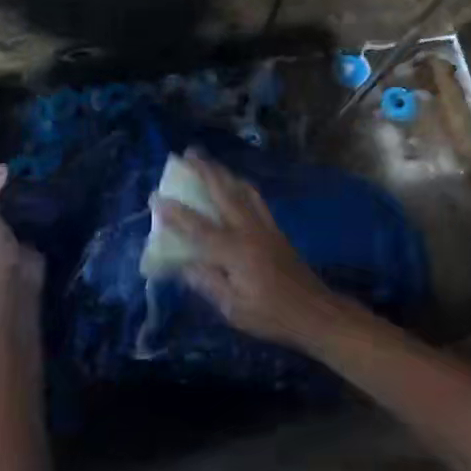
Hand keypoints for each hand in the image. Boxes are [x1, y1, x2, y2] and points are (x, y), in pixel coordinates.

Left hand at [0, 165, 43, 315]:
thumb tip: (2, 166)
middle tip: (39, 167)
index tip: (14, 164)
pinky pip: (41, 226)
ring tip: (53, 178)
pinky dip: (49, 216)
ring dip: (35, 201)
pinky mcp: (35, 248)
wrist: (15, 290)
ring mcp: (14, 241)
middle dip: (18, 189)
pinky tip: (61, 200)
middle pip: (5, 204)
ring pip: (23, 214)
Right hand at [151, 149, 342, 349]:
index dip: (175, 213)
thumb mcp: (233, 308)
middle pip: (223, 193)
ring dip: (223, 173)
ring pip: (242, 190)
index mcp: (235, 251)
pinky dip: (242, 186)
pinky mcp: (276, 230)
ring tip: (208, 160)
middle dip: (204, 171)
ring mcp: (265, 227)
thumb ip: (206, 283)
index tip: (155, 197)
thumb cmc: (271, 315)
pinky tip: (237, 184)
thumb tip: (182, 264)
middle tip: (187, 154)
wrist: (315, 312)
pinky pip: (256, 199)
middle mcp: (249, 231)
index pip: (198, 228)